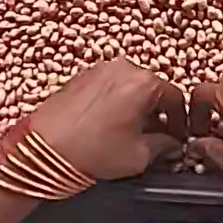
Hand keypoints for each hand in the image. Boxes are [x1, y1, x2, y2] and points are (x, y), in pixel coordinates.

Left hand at [27, 59, 186, 181]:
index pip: (175, 98)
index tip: (178, 138)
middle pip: (152, 88)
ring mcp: (100, 68)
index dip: (180, 121)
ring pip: (130, 85)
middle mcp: (124, 67)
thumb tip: (172, 144)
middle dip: (157, 112)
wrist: (43, 146)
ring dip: (136, 105)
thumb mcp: (139, 155)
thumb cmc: (94, 150)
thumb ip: (163, 146)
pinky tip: (110, 123)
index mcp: (144, 82)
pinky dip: (116, 100)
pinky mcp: (82, 75)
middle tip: (156, 137)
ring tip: (131, 131)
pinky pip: (109, 85)